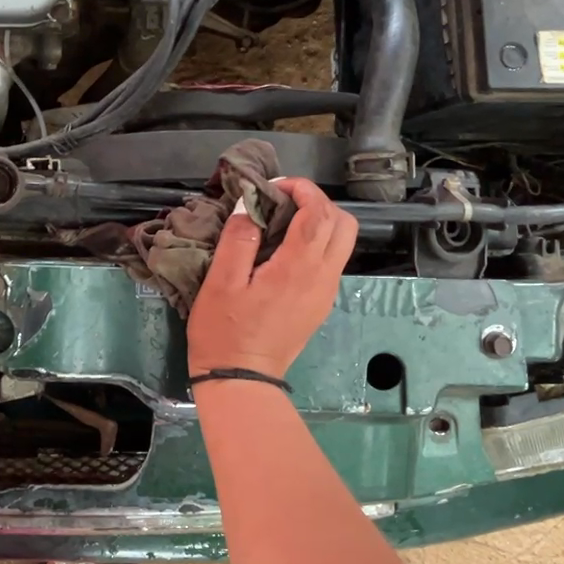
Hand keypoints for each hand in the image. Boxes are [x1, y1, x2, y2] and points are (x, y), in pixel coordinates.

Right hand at [187, 178, 356, 378]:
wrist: (240, 377)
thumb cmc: (224, 330)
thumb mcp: (220, 282)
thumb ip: (238, 239)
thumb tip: (247, 205)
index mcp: (297, 268)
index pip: (318, 214)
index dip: (302, 190)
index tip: (274, 185)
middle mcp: (321, 277)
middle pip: (343, 223)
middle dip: (318, 202)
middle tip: (282, 200)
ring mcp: (325, 292)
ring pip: (342, 242)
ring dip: (319, 221)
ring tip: (281, 220)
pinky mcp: (319, 303)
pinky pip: (329, 260)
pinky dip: (315, 241)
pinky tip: (282, 248)